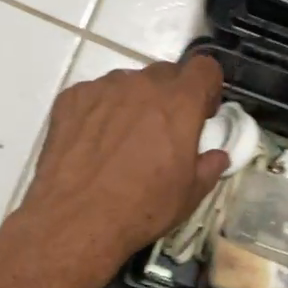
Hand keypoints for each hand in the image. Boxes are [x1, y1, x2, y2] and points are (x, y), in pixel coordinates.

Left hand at [20, 55, 229, 265]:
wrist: (76, 219)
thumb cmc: (142, 208)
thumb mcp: (189, 195)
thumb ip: (208, 167)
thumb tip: (216, 156)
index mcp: (179, 103)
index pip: (204, 68)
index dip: (207, 88)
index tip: (201, 113)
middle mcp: (141, 86)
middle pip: (164, 74)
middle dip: (169, 96)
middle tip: (162, 132)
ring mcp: (102, 89)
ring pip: (126, 84)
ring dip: (132, 103)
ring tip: (121, 141)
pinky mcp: (71, 99)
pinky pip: (94, 96)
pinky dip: (99, 112)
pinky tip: (92, 145)